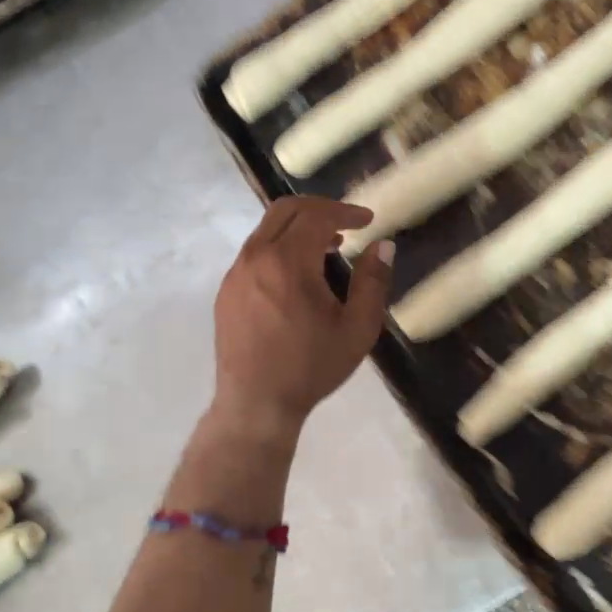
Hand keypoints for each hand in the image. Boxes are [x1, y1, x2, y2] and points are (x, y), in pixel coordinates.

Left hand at [211, 197, 393, 429]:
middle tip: (348, 223)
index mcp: (288, 263)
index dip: (345, 211)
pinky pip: (256, 253)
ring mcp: (236, 274)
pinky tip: (301, 274)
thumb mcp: (358, 327)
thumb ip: (372, 282)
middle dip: (320, 209)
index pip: (316, 216)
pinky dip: (282, 247)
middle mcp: (255, 258)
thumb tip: (383, 246)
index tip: (368, 220)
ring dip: (300, 228)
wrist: (256, 403)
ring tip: (329, 248)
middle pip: (285, 210)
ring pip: (267, 230)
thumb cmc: (312, 366)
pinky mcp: (227, 291)